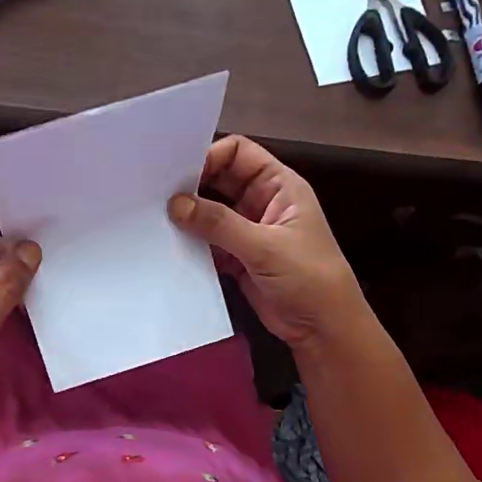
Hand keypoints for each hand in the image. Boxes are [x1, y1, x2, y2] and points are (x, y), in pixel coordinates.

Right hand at [168, 136, 364, 349]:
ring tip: (158, 222)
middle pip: (220, 181)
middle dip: (193, 187)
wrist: (323, 327)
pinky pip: (209, 245)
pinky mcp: (238, 260)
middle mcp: (262, 203)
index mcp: (279, 186)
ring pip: (211, 214)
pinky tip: (172, 249)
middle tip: (159, 196)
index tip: (180, 173)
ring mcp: (249, 232)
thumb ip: (220, 223)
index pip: (239, 154)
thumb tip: (177, 205)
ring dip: (191, 219)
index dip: (210, 157)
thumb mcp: (265, 246)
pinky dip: (193, 246)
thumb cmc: (309, 277)